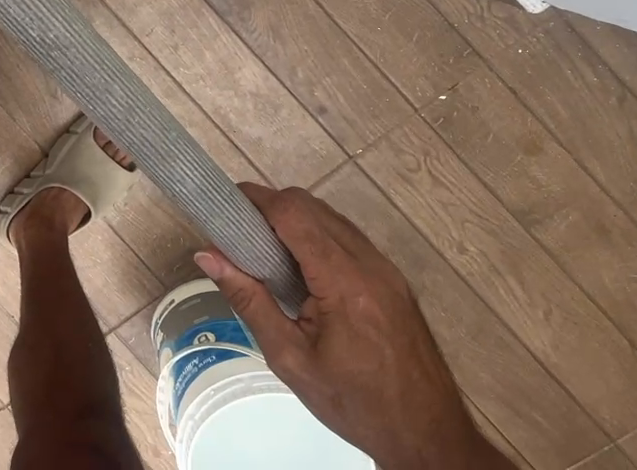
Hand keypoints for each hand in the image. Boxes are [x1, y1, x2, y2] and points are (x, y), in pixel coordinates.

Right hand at [195, 183, 511, 469]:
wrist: (430, 439)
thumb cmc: (354, 403)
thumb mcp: (290, 359)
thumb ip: (248, 301)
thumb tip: (206, 256)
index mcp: (344, 282)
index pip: (294, 213)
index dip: (256, 199)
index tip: (224, 204)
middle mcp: (370, 265)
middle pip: (311, 207)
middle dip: (270, 206)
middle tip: (238, 231)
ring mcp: (387, 270)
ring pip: (330, 218)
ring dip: (294, 219)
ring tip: (264, 250)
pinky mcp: (394, 280)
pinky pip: (347, 238)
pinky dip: (316, 236)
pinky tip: (299, 268)